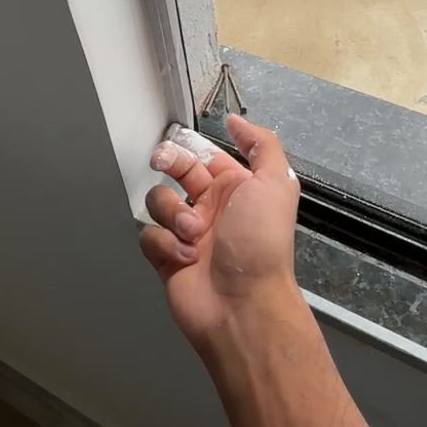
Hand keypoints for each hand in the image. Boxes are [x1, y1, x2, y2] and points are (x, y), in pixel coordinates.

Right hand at [138, 115, 301, 350]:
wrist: (243, 306)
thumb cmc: (261, 244)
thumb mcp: (277, 183)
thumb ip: (261, 144)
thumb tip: (235, 120)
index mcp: (236, 188)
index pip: (205, 156)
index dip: (189, 148)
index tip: (177, 146)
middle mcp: (211, 208)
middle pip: (176, 171)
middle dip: (167, 165)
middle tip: (163, 165)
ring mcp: (187, 234)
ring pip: (158, 201)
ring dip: (172, 212)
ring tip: (193, 234)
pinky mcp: (167, 258)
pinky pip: (149, 235)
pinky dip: (164, 243)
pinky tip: (183, 256)